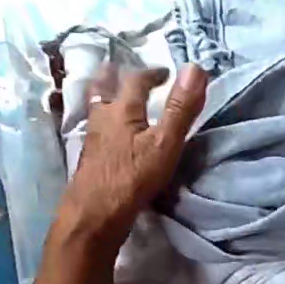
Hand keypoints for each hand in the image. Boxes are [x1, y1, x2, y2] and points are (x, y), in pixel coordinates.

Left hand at [56, 63, 208, 248]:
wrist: (95, 216)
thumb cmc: (132, 178)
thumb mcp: (165, 143)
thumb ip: (180, 108)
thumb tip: (195, 67)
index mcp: (121, 110)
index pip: (135, 81)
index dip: (151, 74)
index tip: (165, 72)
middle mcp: (101, 120)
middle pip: (102, 89)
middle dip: (113, 77)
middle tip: (118, 70)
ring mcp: (91, 141)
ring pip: (95, 111)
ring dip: (102, 99)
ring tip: (109, 98)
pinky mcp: (88, 162)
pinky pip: (94, 132)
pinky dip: (101, 125)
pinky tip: (106, 137)